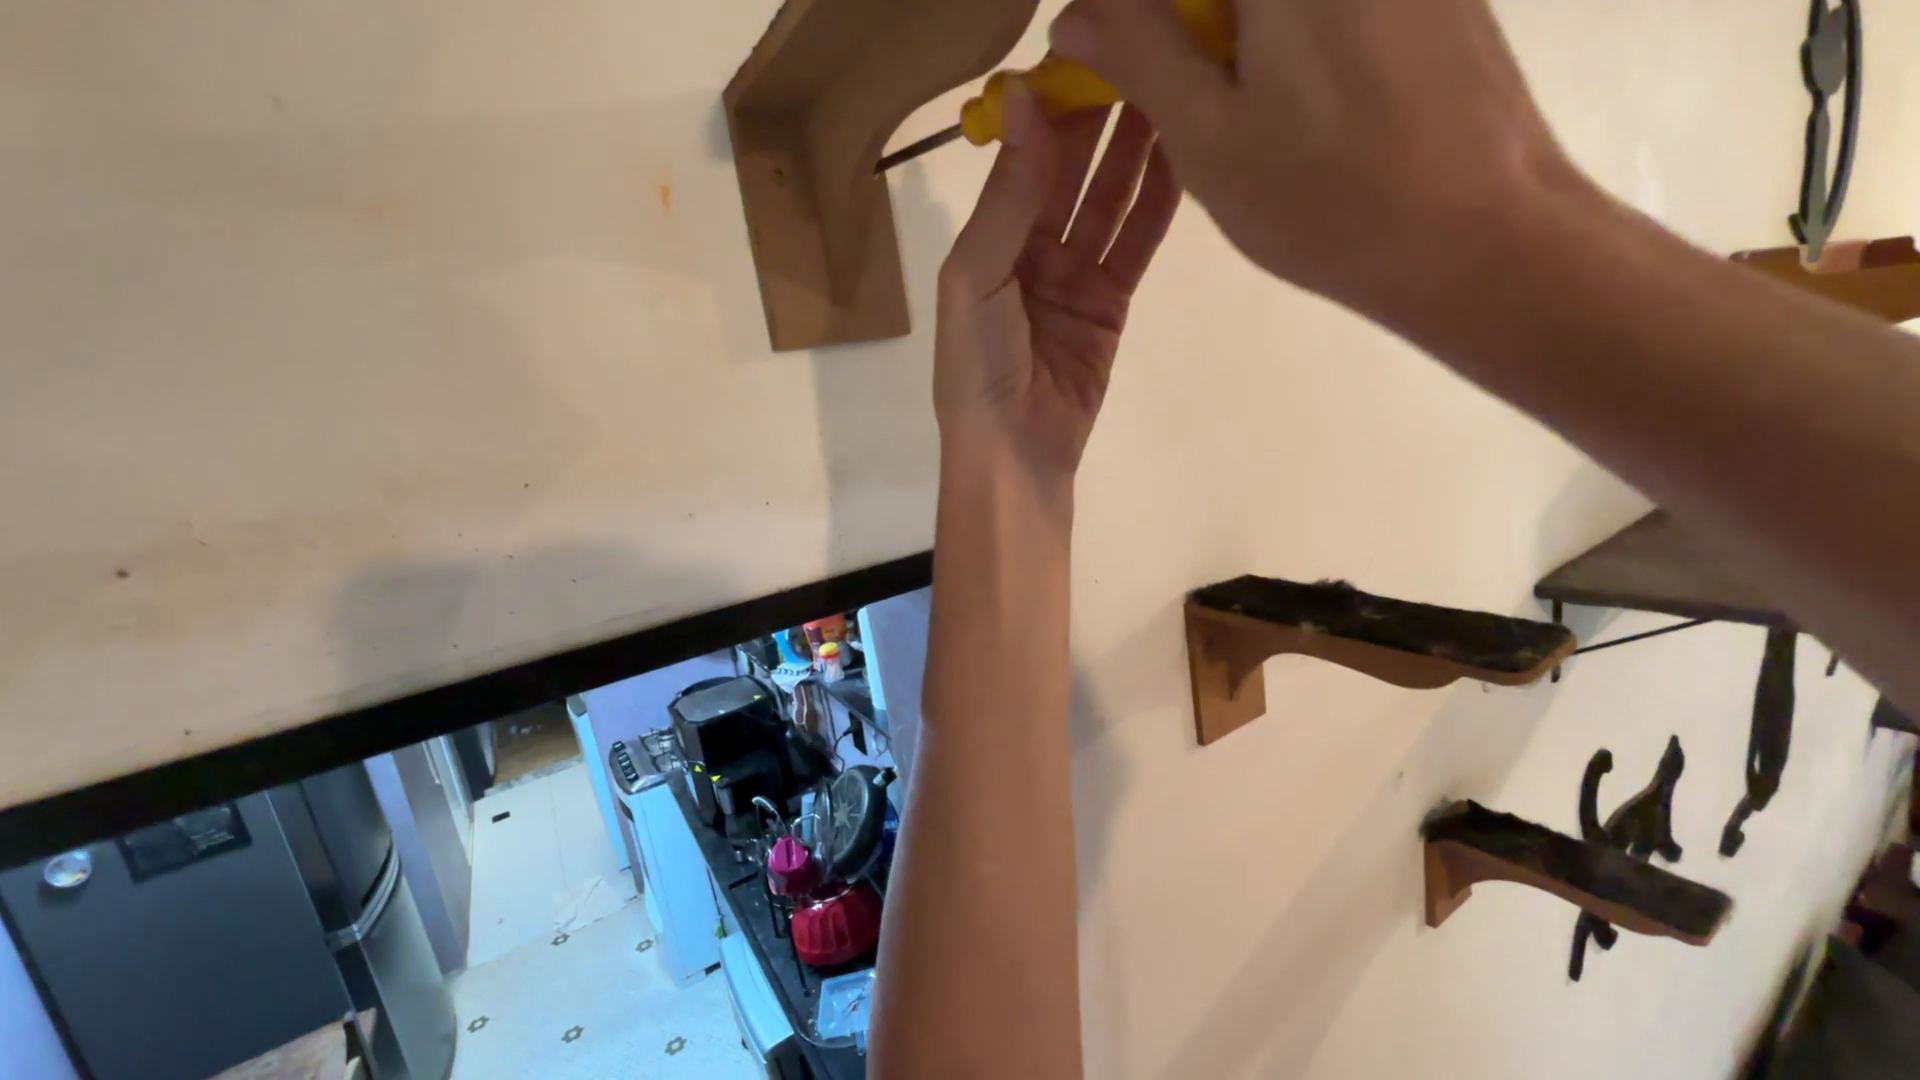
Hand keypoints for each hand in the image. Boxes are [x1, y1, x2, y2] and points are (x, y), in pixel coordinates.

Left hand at [934, 81, 1179, 486]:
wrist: (1013, 453)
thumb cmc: (978, 366)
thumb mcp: (976, 278)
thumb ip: (1006, 196)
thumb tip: (1023, 99)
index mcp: (989, 241)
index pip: (1026, 161)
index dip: (1054, 110)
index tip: (1090, 54)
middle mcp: (1031, 252)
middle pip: (1071, 175)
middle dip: (1102, 120)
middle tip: (1142, 62)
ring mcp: (1074, 278)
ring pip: (1110, 203)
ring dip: (1136, 152)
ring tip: (1171, 91)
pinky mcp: (1111, 306)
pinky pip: (1136, 246)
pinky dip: (1156, 206)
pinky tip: (1182, 159)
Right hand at [1051, 0, 1585, 316]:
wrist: (1482, 237)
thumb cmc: (1326, 199)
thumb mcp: (1208, 136)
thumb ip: (1138, 55)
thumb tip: (1075, 14)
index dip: (1132, 12)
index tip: (1108, 49)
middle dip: (1181, 21)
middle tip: (1161, 76)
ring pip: (1265, 1)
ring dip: (1228, 30)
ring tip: (1228, 96)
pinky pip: (1323, 6)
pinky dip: (1282, 33)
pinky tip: (1297, 95)